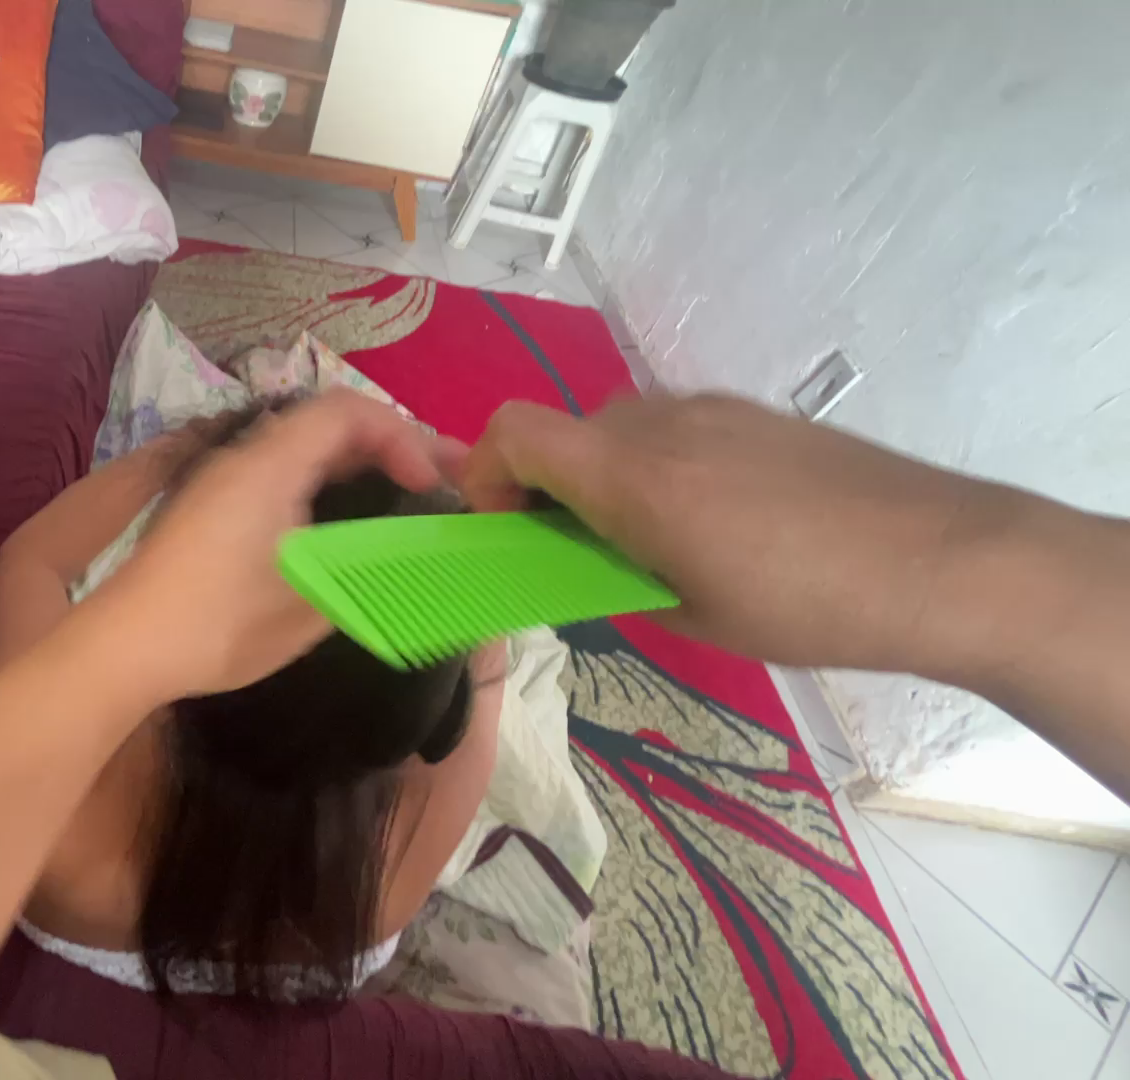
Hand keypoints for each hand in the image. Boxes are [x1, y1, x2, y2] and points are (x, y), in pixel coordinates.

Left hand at [79, 391, 463, 701]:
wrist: (125, 646)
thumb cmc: (216, 625)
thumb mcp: (307, 606)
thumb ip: (368, 569)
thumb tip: (411, 554)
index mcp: (269, 466)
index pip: (346, 412)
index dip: (401, 435)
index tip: (430, 484)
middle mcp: (244, 459)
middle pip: (326, 424)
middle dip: (388, 445)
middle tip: (439, 479)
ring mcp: (223, 481)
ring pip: (302, 449)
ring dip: (355, 464)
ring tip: (403, 492)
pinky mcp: (211, 506)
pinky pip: (280, 474)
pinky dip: (322, 484)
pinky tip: (342, 518)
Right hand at [460, 394, 1040, 675]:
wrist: (957, 563)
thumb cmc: (805, 604)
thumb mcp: (680, 610)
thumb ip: (603, 569)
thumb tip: (574, 558)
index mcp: (631, 474)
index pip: (512, 430)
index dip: (483, 470)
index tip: (505, 522)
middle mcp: (658, 423)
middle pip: (557, 433)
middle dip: (543, 485)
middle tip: (577, 544)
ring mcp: (707, 409)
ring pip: (610, 429)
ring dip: (596, 474)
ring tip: (645, 533)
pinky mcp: (748, 411)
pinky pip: (664, 426)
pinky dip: (647, 462)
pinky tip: (704, 512)